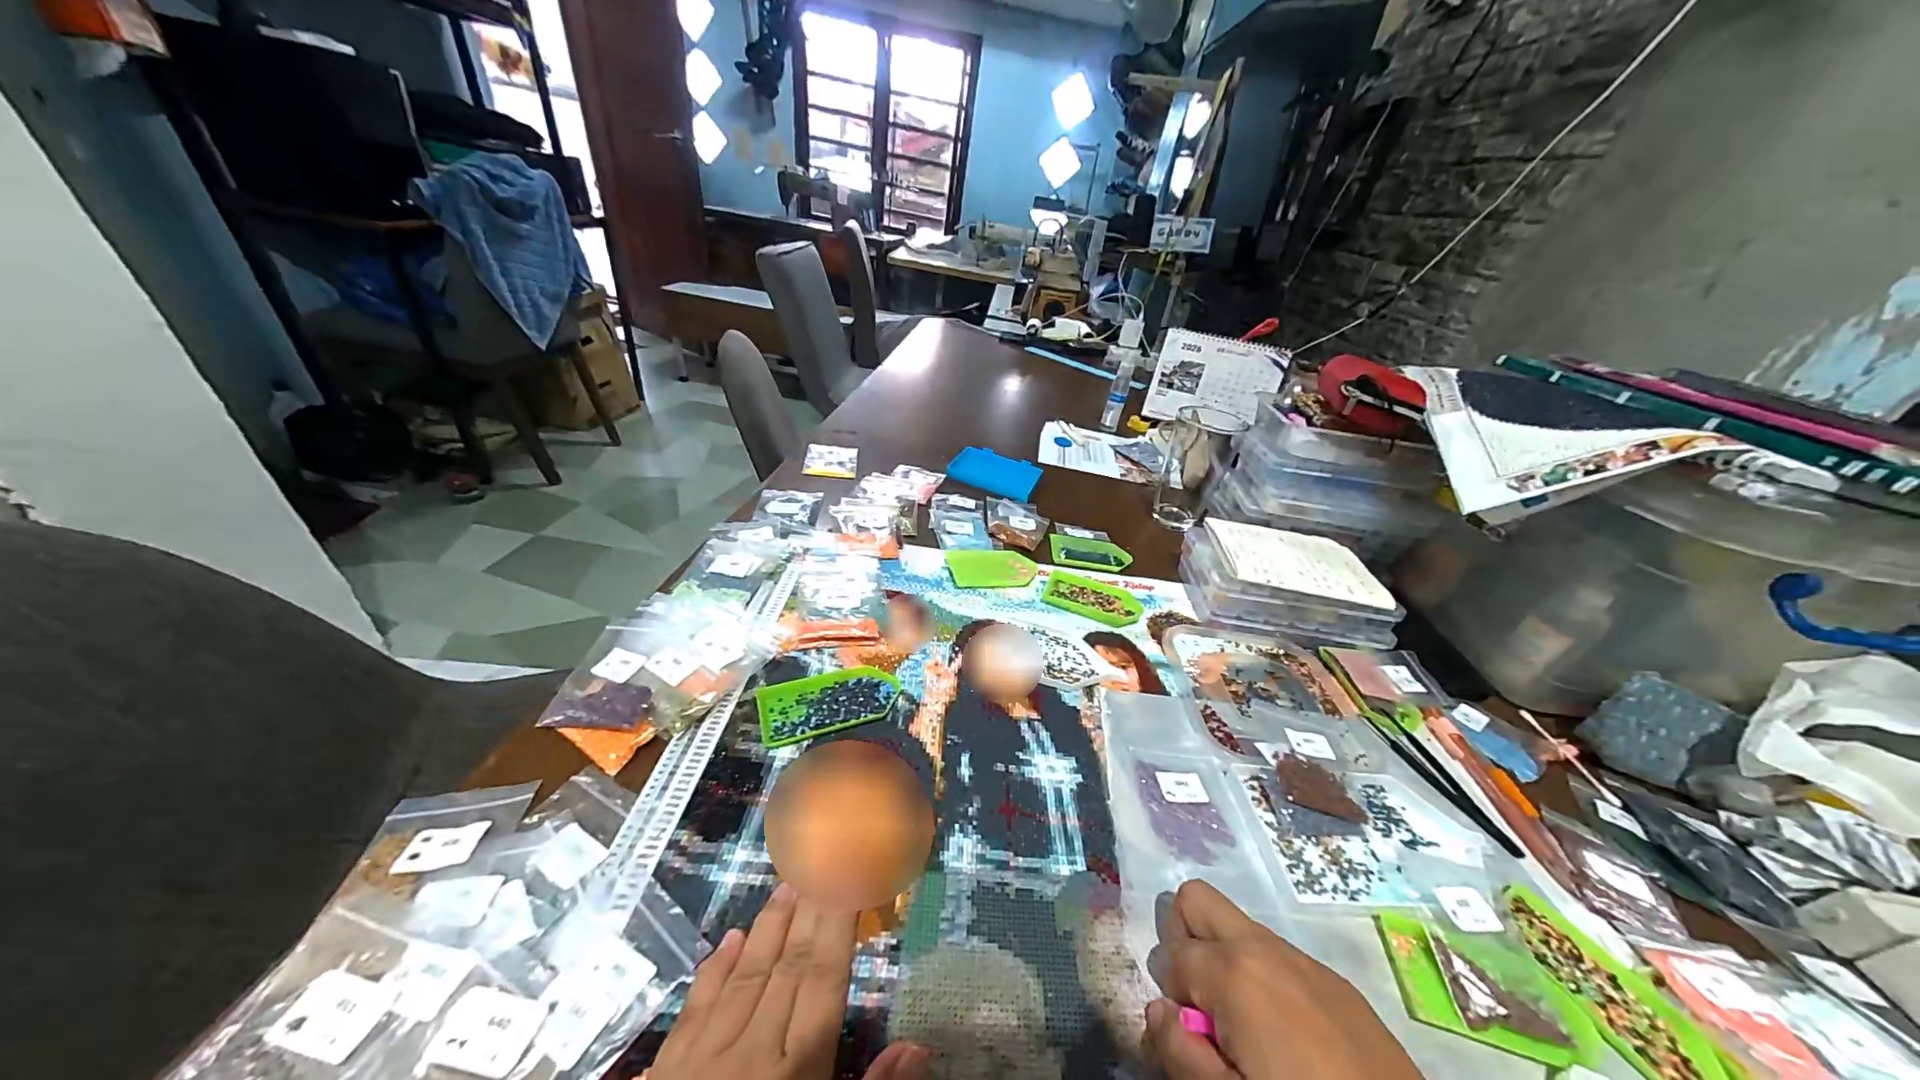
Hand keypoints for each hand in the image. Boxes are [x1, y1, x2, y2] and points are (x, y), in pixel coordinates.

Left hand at [646, 882, 930, 1079]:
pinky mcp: (667, 1073)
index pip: (823, 974)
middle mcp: (750, 1050)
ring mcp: (702, 1058)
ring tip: (787, 883)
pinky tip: (730, 940)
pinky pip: (695, 1010)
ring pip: (744, 976)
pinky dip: (714, 971)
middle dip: (808, 908)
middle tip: (821, 858)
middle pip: (786, 964)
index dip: (838, 920)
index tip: (849, 874)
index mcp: (795, 1068)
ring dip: (769, 927)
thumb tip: (918, 1045)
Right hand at [1143, 881, 1423, 1079]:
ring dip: (1225, 962)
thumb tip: (1160, 1012)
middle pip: (1196, 899)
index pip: (1169, 956)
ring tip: (1246, 1030)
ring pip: (1239, 930)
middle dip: (1184, 939)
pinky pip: (1278, 957)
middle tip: (1204, 1005)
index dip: (1172, 1000)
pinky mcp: (1338, 984)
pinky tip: (1287, 1037)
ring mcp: (1306, 961)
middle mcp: (1265, 947)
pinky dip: (1264, 979)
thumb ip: (1178, 1052)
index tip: (1196, 1040)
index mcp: (1234, 970)